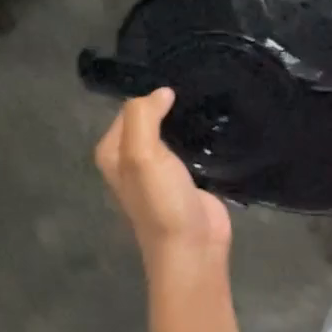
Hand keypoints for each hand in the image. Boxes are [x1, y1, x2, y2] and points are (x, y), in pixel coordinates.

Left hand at [95, 90, 231, 271]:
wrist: (192, 245)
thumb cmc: (161, 201)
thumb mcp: (141, 154)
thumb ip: (143, 116)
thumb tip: (163, 92)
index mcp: (113, 153)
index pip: (130, 110)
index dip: (151, 96)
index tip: (180, 85)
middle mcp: (133, 160)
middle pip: (151, 120)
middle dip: (170, 106)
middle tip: (199, 88)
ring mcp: (162, 171)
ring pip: (173, 134)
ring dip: (187, 122)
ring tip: (211, 103)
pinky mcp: (188, 180)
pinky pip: (193, 150)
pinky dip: (202, 140)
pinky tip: (218, 129)